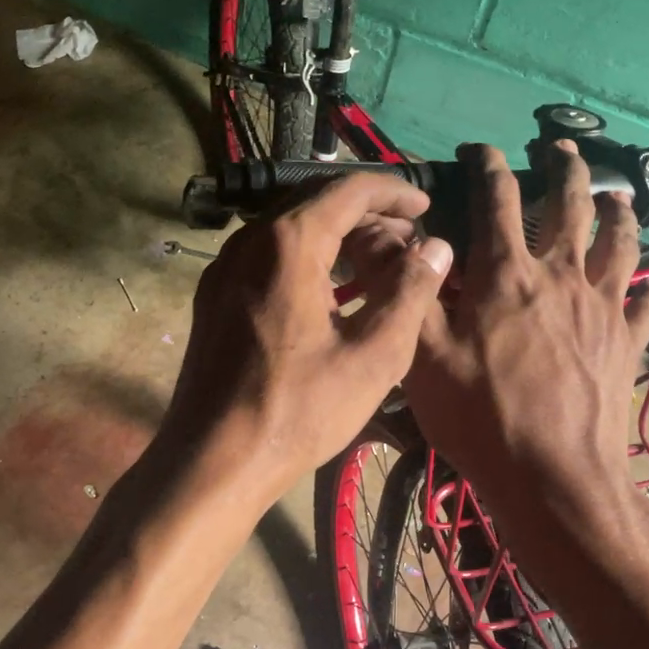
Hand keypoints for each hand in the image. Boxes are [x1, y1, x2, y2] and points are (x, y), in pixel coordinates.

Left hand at [166, 174, 452, 498]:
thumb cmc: (299, 409)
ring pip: (286, 230)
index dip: (392, 192)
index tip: (426, 206)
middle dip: (366, 213)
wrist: (214, 457)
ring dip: (333, 235)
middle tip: (408, 237)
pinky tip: (326, 290)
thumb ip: (409, 293)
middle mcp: (248, 241)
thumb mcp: (373, 356)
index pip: (348, 191)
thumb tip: (435, 247)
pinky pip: (265, 256)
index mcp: (287, 243)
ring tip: (375, 260)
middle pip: (314, 204)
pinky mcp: (213, 296)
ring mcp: (223, 268)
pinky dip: (303, 257)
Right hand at [403, 142, 648, 545]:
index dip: (487, 167)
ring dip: (618, 215)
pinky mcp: (625, 345)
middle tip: (562, 145)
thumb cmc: (481, 414)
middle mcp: (561, 278)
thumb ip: (402, 288)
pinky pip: (644, 306)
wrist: (556, 479)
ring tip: (617, 196)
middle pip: (571, 207)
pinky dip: (646, 289)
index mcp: (508, 275)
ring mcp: (601, 311)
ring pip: (619, 246)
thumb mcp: (421, 352)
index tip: (482, 147)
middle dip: (566, 169)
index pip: (497, 201)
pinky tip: (648, 286)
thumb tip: (379, 232)